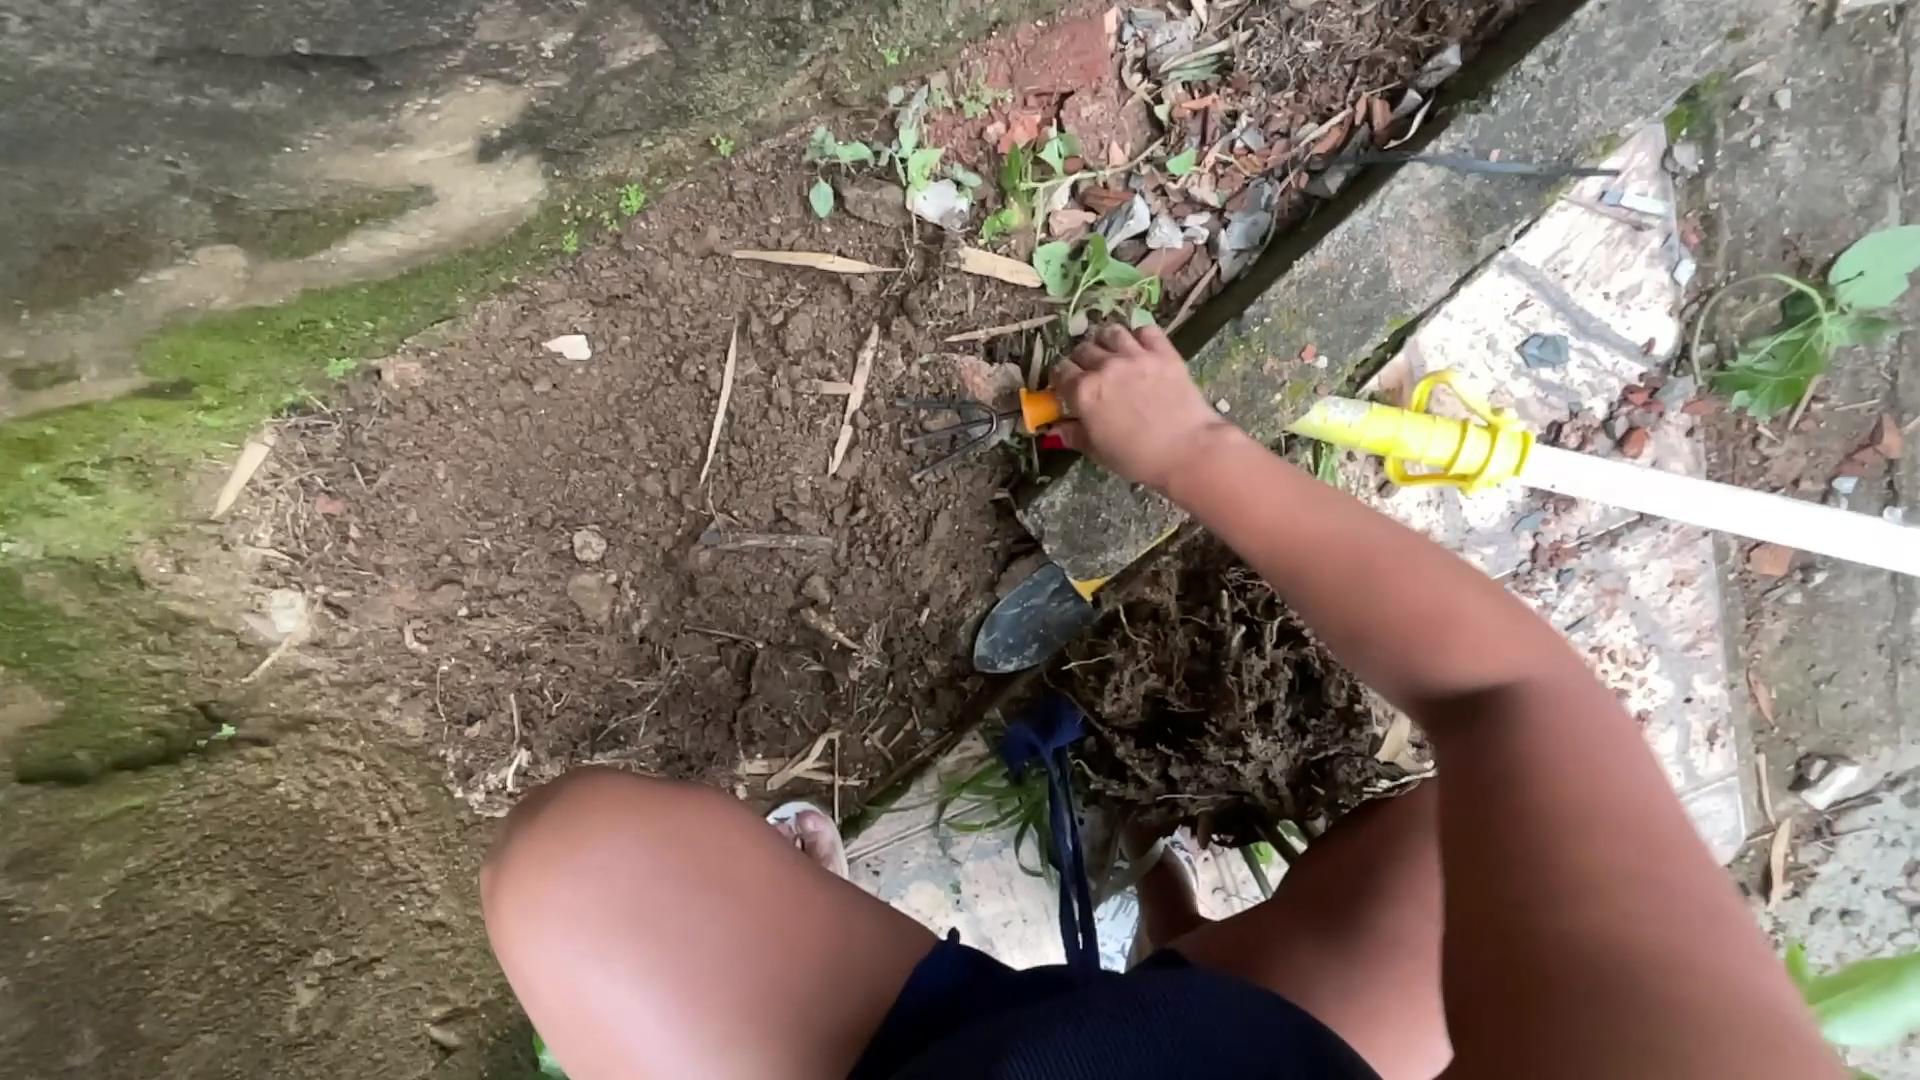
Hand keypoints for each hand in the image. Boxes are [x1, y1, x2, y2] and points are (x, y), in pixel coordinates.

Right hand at [1050, 323, 1236, 491]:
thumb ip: (1075, 435)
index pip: (1060, 371)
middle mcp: (1105, 366)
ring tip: (1112, 354)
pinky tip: (1140, 349)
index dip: (1061, 378)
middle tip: (1090, 374)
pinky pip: (1145, 331)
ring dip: (1106, 342)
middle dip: (1081, 360)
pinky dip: (1139, 337)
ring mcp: (1136, 355)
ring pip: (1111, 333)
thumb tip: (1056, 429)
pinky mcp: (1163, 352)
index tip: (1066, 387)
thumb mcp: (1099, 452)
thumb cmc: (1138, 458)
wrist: (1187, 450)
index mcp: (1084, 391)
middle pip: (1083, 350)